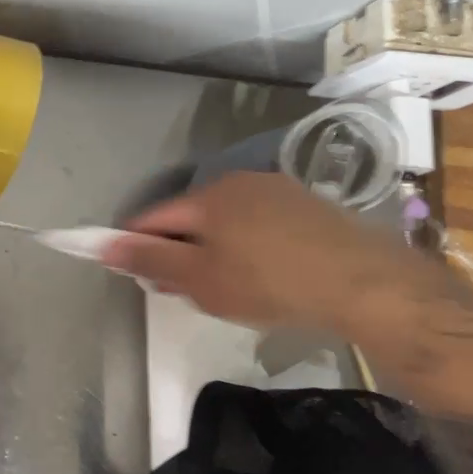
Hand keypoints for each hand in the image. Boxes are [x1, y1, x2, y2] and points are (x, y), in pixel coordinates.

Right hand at [101, 171, 430, 334]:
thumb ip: (147, 258)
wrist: (371, 288)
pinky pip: (259, 226)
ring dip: (213, 251)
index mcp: (209, 195)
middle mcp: (242, 182)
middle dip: (178, 251)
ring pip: (225, 223)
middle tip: (183, 291)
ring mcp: (281, 192)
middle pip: (189, 219)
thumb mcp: (197, 278)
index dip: (136, 247)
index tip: (138, 277)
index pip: (152, 218)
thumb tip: (101, 244)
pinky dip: (247, 248)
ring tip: (224, 289)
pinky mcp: (312, 208)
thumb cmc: (269, 283)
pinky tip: (261, 278)